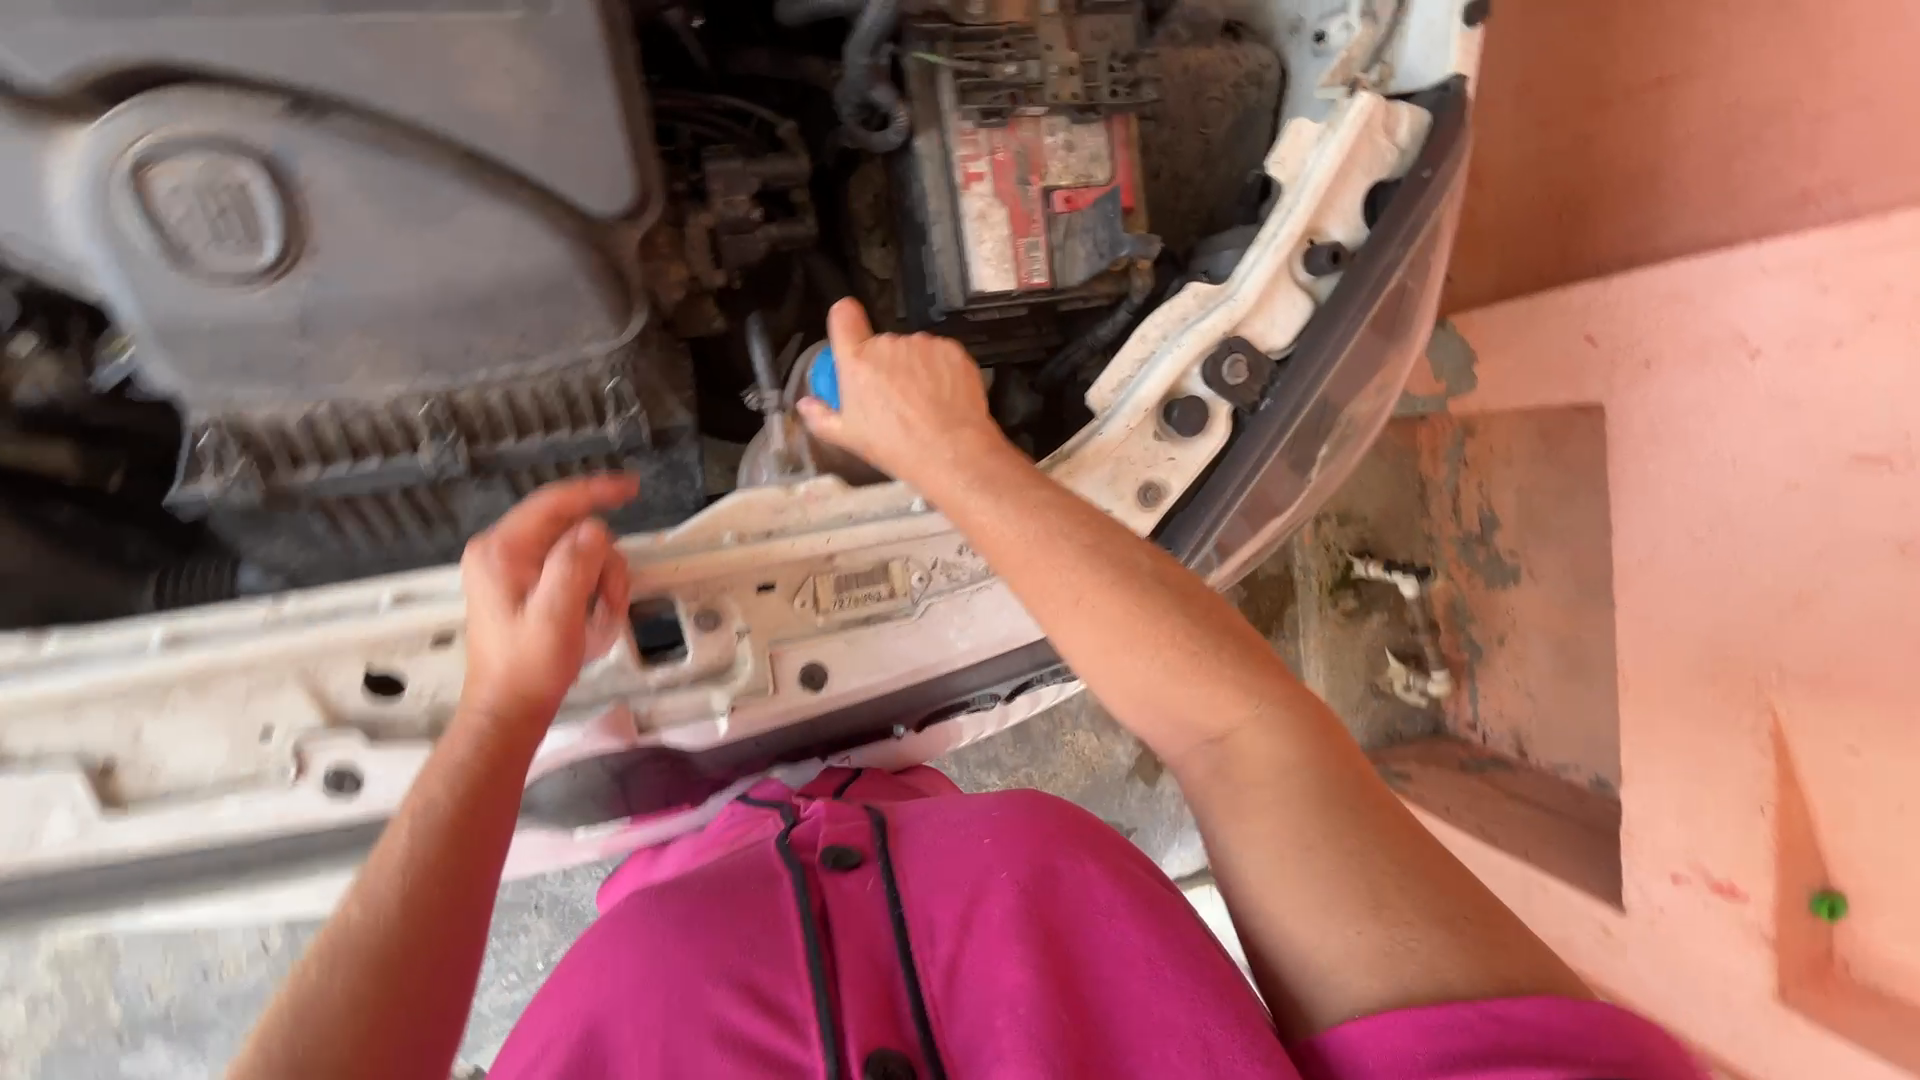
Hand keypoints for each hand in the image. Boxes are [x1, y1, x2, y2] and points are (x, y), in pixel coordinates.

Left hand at [457, 474, 637, 742]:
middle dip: (603, 563)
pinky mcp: (525, 585)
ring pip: (581, 552)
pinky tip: (590, 619)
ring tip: (598, 619)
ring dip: (602, 581)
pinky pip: (574, 571)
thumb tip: (595, 530)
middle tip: (609, 601)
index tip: (631, 488)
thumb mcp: (556, 614)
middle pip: (573, 530)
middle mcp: (502, 551)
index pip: (555, 503)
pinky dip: (592, 591)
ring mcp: (513, 568)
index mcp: (502, 551)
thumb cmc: (529, 666)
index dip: (597, 491)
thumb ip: (576, 564)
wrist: (509, 707)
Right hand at [796, 298, 1012, 487]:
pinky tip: (945, 398)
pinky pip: (940, 354)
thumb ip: (821, 416)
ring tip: (924, 403)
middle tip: (895, 399)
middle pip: (882, 344)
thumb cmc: (894, 446)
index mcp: (857, 360)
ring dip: (915, 367)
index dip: (846, 322)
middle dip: (886, 364)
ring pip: (913, 350)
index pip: (843, 315)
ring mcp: (923, 344)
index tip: (853, 340)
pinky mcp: (952, 349)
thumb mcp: (848, 439)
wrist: (951, 451)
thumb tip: (804, 404)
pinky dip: (941, 370)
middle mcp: (888, 344)